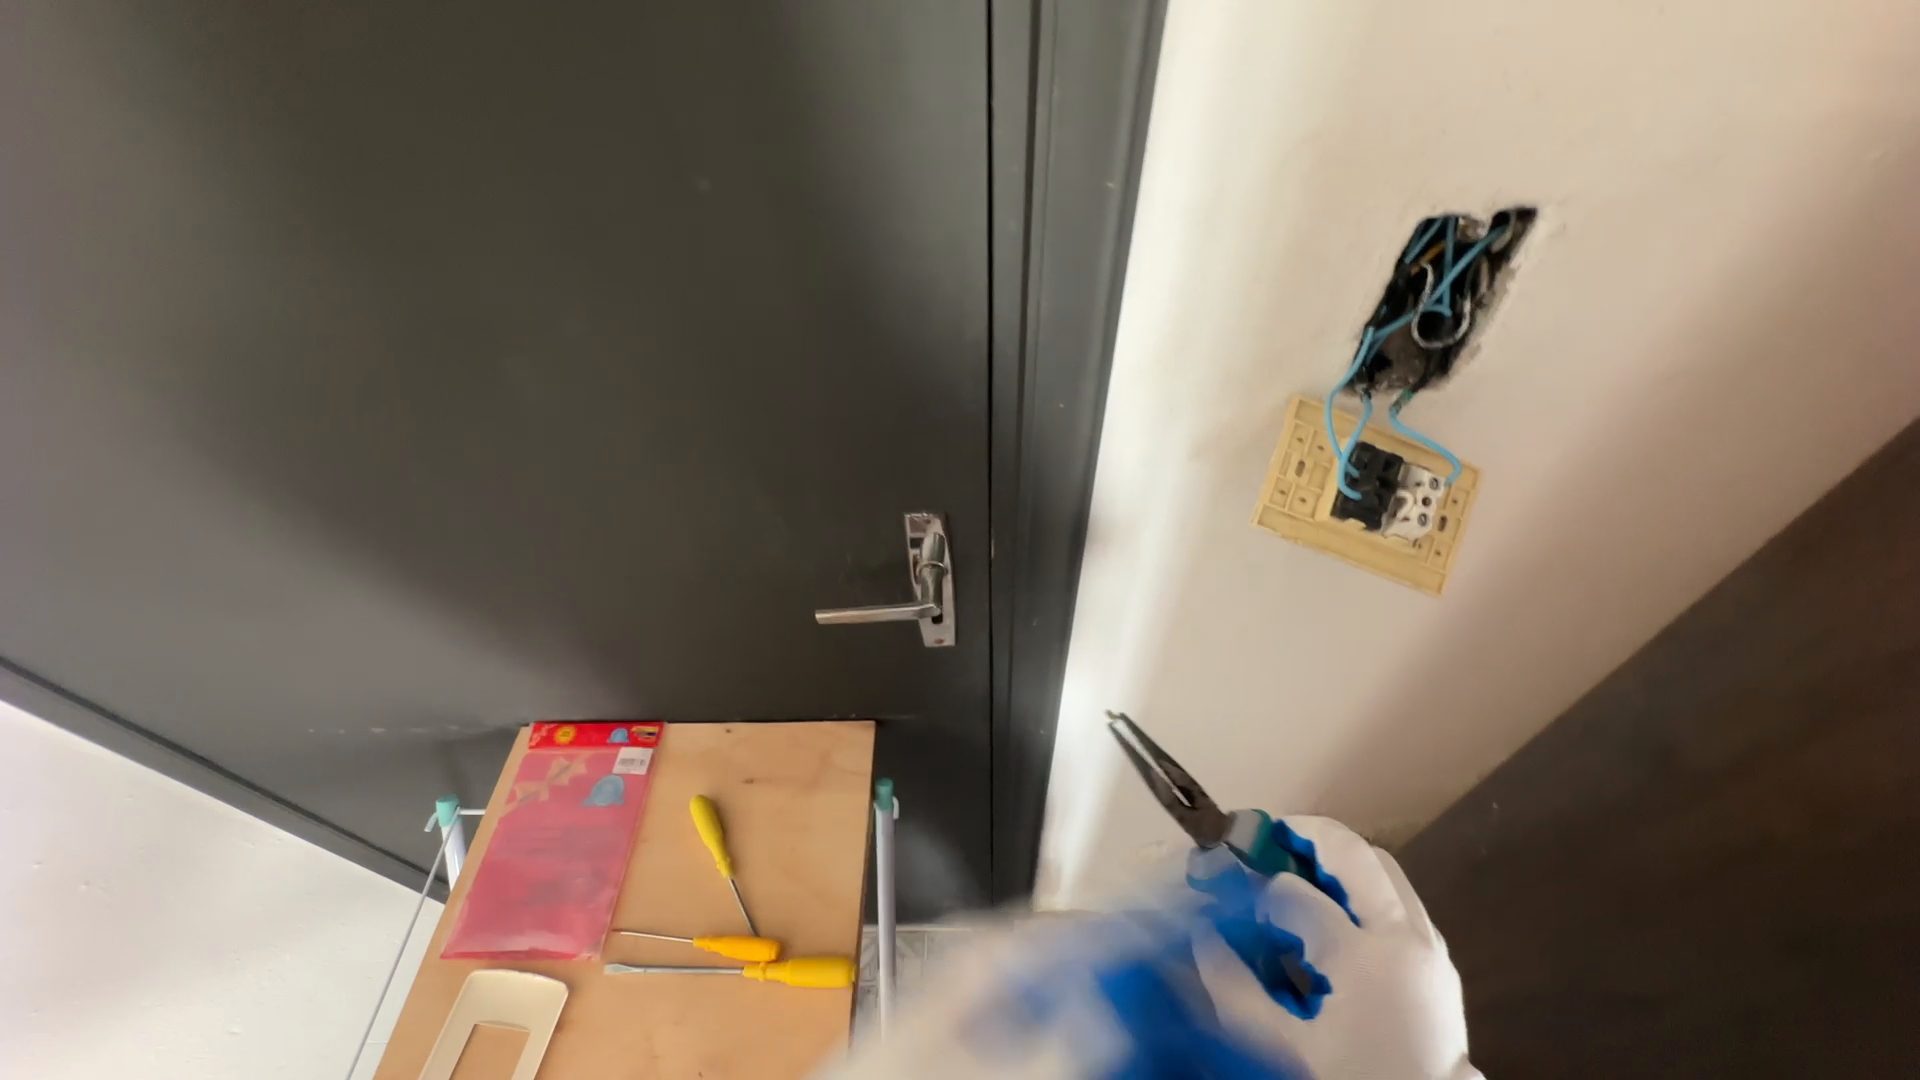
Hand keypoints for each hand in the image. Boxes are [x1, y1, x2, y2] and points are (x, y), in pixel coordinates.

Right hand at [1189, 816, 1481, 1079]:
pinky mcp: (1438, 958)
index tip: (1233, 900)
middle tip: (1265, 839)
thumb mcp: (1278, 1047)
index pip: (1291, 894)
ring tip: (1297, 868)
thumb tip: (1204, 930)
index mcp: (1359, 957)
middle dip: (1302, 835)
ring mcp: (1427, 944)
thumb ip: (1232, 985)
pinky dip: (1362, 884)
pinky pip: (1398, 894)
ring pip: (1381, 864)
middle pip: (1352, 852)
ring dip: (1335, 857)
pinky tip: (1335, 909)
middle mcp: (1401, 936)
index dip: (1253, 892)